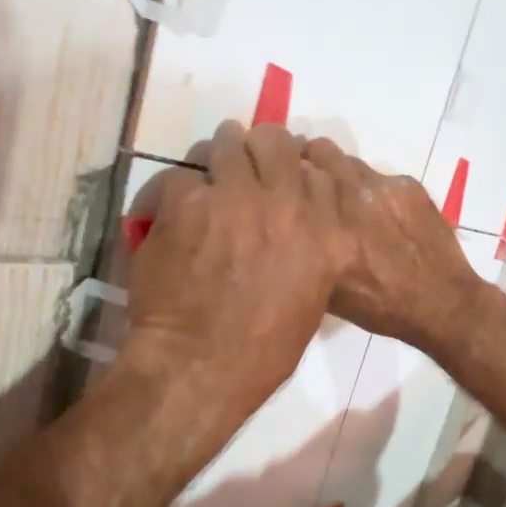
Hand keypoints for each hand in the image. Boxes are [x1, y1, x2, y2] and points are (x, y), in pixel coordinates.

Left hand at [120, 121, 339, 412]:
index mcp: (326, 233)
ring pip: (226, 143)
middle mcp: (286, 203)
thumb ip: (310, 252)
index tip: (284, 178)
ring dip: (220, 157)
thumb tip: (293, 234)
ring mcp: (234, 196)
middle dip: (259, 149)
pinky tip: (179, 216)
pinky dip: (183, 191)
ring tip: (212, 180)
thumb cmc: (263, 351)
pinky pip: (184, 175)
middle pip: (274, 142)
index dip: (296, 170)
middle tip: (246, 167)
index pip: (317, 170)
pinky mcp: (186, 199)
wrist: (200, 364)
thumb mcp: (310, 299)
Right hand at [302, 138, 482, 349]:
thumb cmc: (383, 308)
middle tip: (311, 180)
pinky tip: (383, 212)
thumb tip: (288, 226)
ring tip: (345, 195)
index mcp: (323, 229)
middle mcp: (347, 199)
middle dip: (310, 162)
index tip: (283, 182)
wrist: (443, 304)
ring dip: (341, 172)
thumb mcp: (329, 295)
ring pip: (349, 162)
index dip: (286, 175)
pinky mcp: (407, 186)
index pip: (290, 176)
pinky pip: (380, 175)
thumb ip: (305, 254)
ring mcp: (380, 188)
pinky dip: (374, 188)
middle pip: (317, 154)